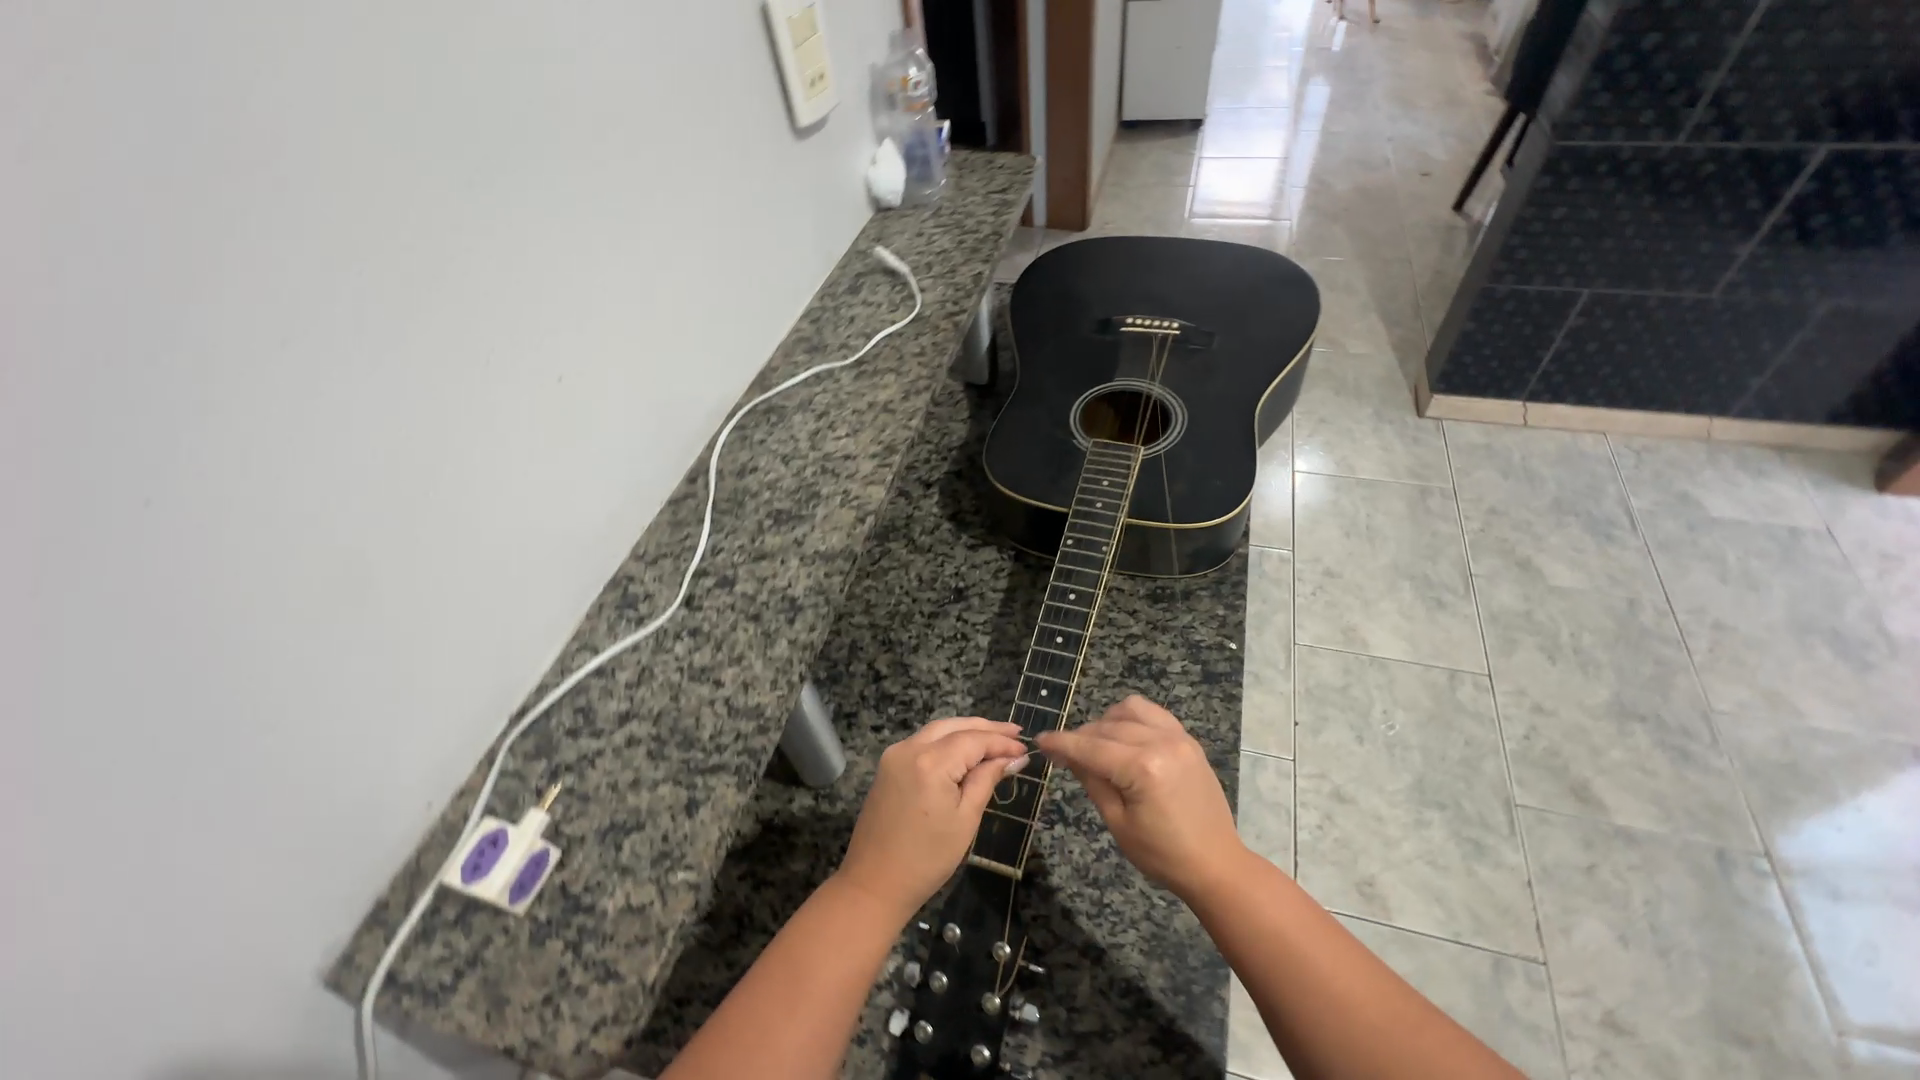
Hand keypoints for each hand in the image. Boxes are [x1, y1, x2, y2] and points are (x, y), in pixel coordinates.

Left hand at [835, 717, 1029, 920]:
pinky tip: (965, 750)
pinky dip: (946, 741)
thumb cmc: (927, 858)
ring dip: (965, 730)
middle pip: (953, 726)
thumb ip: (987, 780)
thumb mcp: (965, 818)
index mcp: (930, 762)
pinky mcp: (887, 767)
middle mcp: (909, 749)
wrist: (875, 883)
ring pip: (936, 731)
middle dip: (985, 728)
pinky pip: (922, 743)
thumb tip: (1013, 758)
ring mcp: (894, 756)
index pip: (973, 740)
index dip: (1001, 742)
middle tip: (1015, 733)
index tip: (1025, 749)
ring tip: (996, 738)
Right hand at [1035, 695, 1248, 899]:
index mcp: (1143, 768)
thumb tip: (1066, 755)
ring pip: (1130, 710)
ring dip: (1107, 722)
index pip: (1091, 748)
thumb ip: (1092, 782)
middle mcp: (1161, 743)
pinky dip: (1133, 719)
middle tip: (1063, 754)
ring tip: (1097, 746)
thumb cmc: (1162, 854)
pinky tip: (1124, 738)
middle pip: (1107, 727)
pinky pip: (1154, 714)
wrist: (1215, 863)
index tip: (1040, 741)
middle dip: (1081, 737)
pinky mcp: (1188, 740)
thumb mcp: (1118, 823)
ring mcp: (1179, 738)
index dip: (1061, 743)